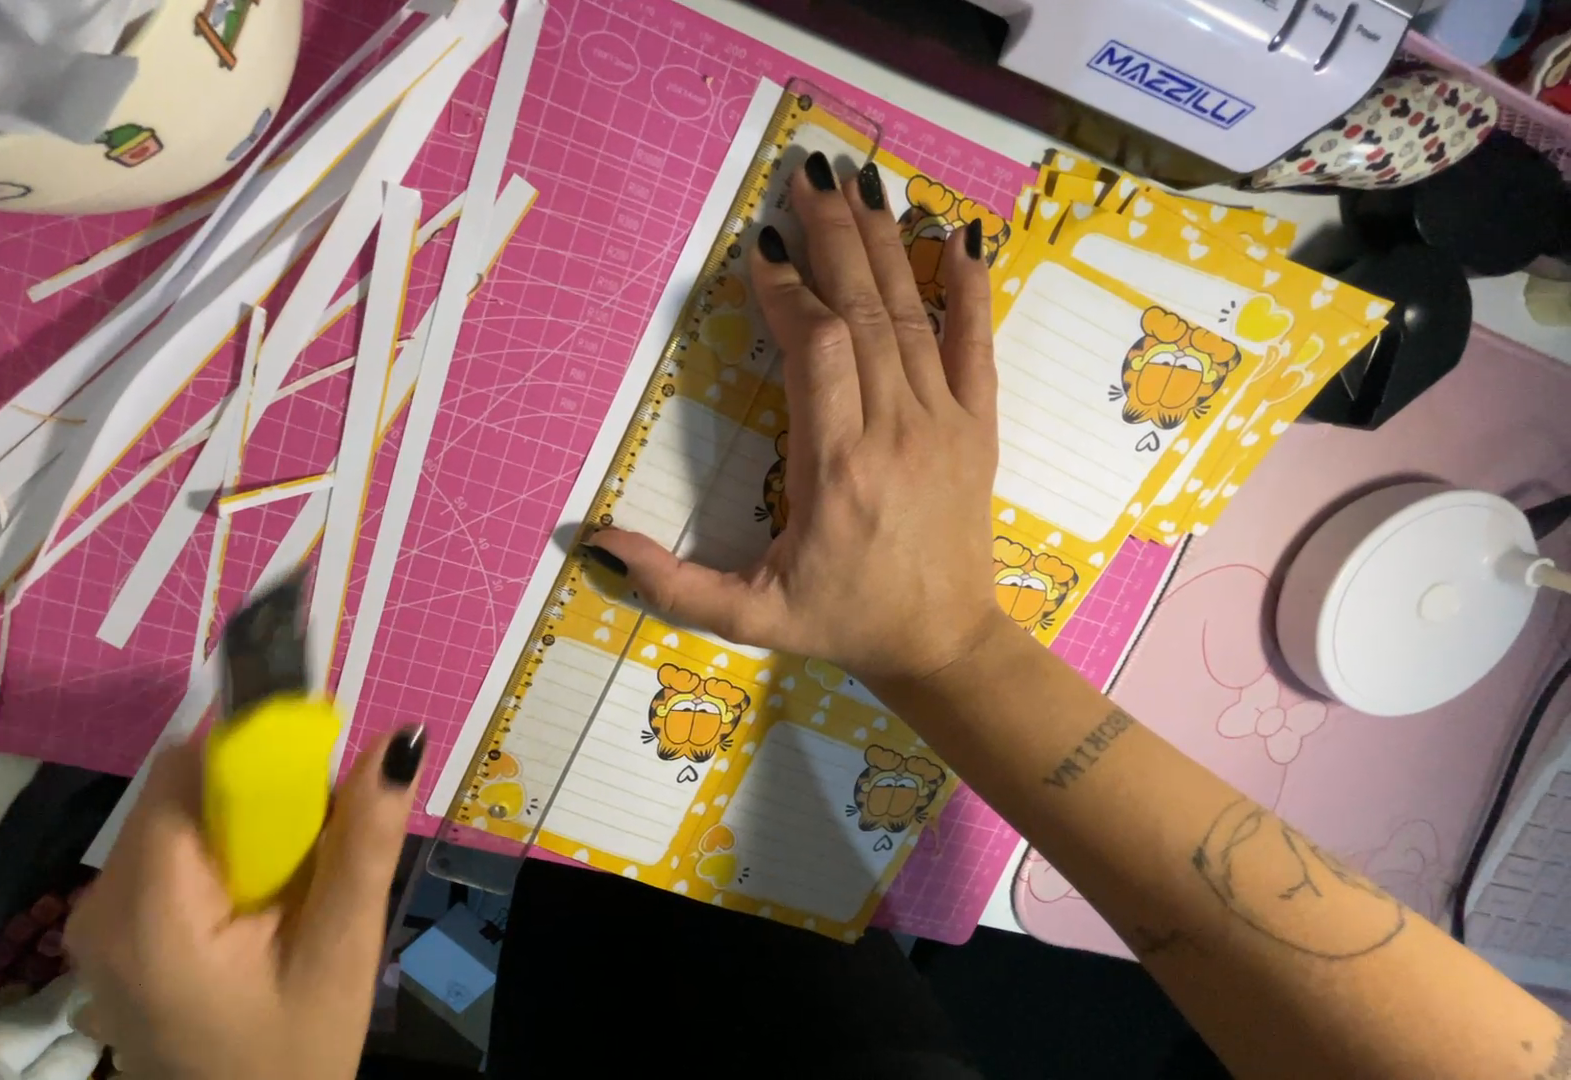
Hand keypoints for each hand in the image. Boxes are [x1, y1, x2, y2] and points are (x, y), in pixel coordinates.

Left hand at [67, 727, 425, 1079]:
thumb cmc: (294, 1053)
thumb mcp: (344, 951)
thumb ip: (366, 840)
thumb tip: (400, 739)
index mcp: (148, 914)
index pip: (186, 771)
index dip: (252, 758)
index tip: (313, 785)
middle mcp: (100, 906)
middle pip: (184, 791)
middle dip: (256, 797)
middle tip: (315, 844)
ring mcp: (97, 923)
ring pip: (180, 815)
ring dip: (243, 825)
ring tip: (292, 882)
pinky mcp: (111, 933)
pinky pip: (170, 850)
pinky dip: (222, 854)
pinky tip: (258, 902)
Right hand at [590, 154, 1010, 682]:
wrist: (942, 644)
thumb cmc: (840, 624)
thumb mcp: (749, 617)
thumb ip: (673, 585)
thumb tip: (596, 544)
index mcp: (836, 471)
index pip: (819, 351)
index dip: (789, 295)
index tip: (762, 248)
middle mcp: (896, 432)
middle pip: (864, 312)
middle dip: (832, 240)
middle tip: (807, 176)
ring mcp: (945, 424)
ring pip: (912, 315)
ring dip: (882, 245)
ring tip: (859, 183)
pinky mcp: (977, 428)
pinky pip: (976, 344)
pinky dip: (967, 287)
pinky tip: (957, 235)